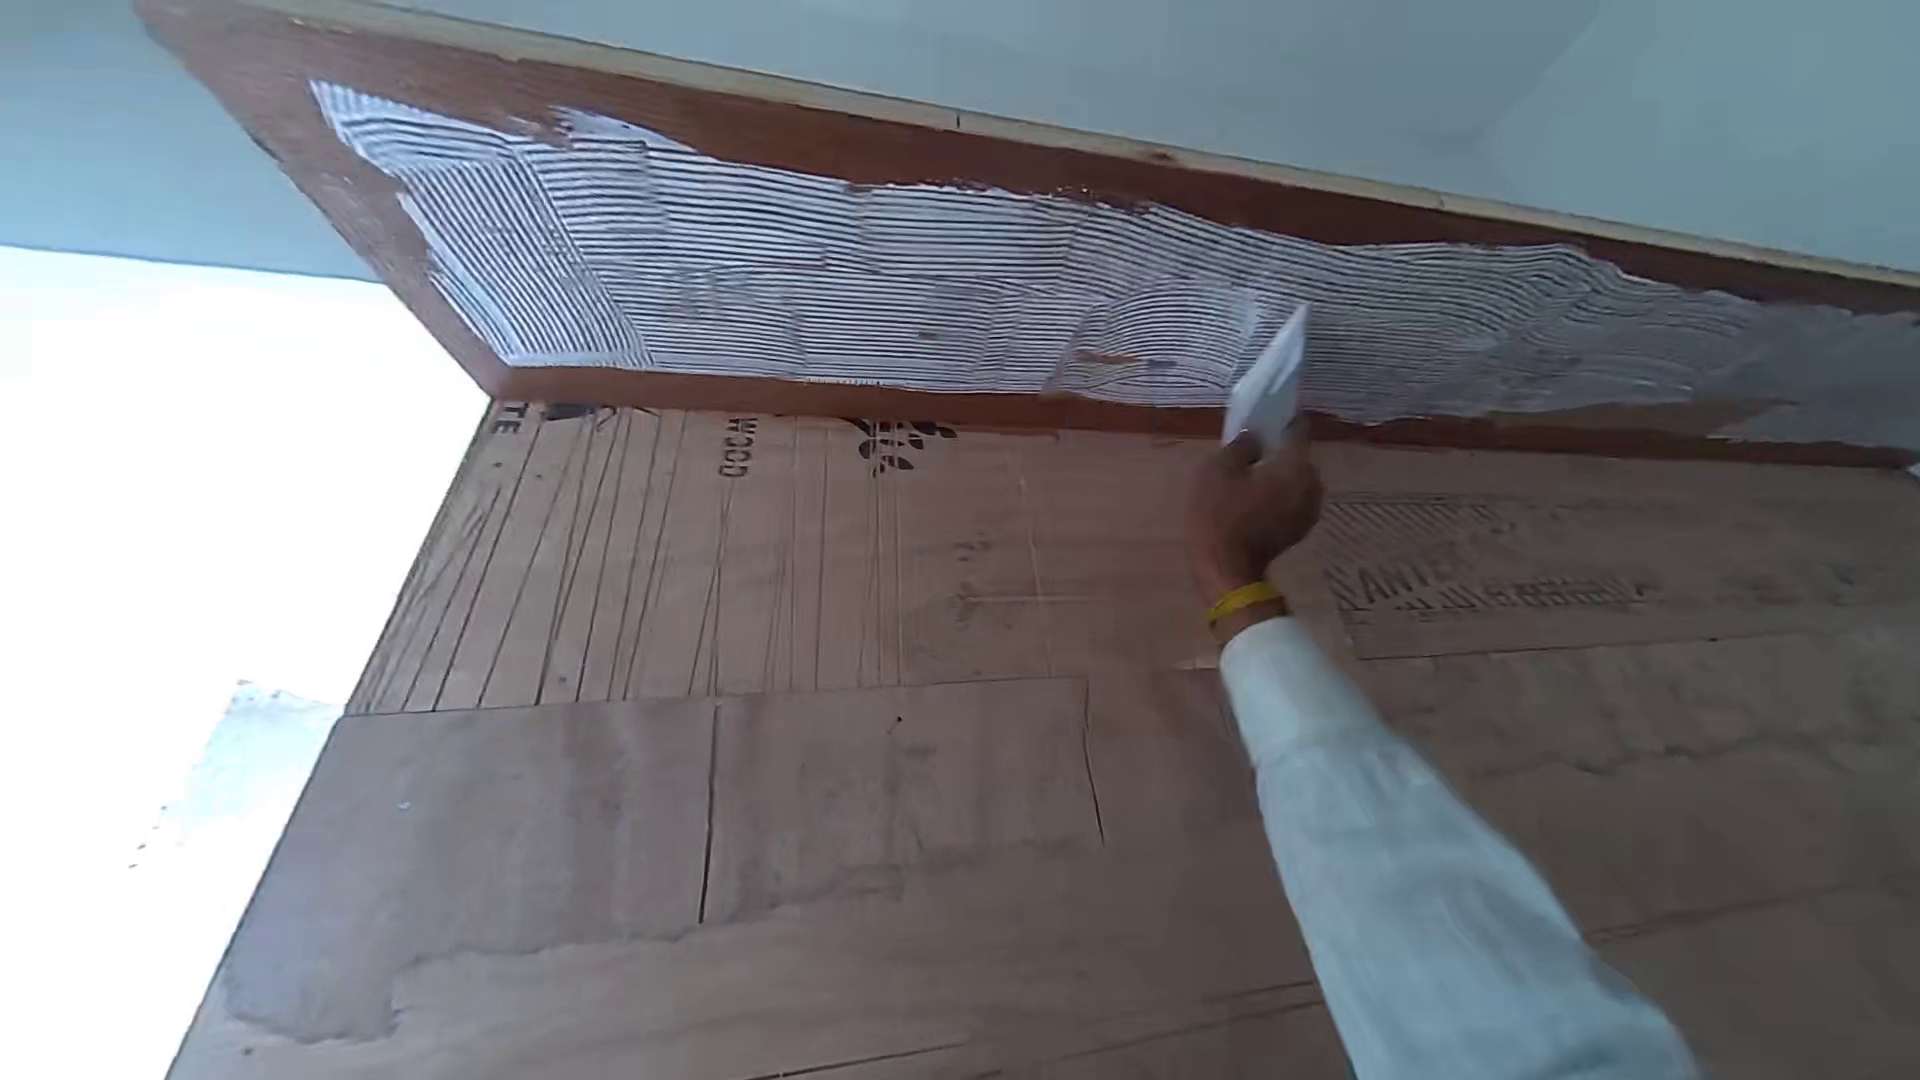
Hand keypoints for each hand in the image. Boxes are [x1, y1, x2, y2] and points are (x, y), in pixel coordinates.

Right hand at [1187, 423, 1323, 638]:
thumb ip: (1240, 446)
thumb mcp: (1217, 470)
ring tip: (1248, 481)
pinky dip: (1275, 497)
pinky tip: (1252, 503)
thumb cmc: (1219, 514)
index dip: (1280, 420)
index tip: (1263, 419)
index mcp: (1296, 465)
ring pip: (1294, 481)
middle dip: (1276, 453)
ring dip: (1276, 477)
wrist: (1225, 568)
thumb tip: (1254, 439)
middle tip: (1248, 455)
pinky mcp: (1298, 530)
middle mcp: (1313, 484)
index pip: (1297, 429)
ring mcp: (1309, 511)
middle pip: (1296, 457)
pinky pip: (1289, 501)